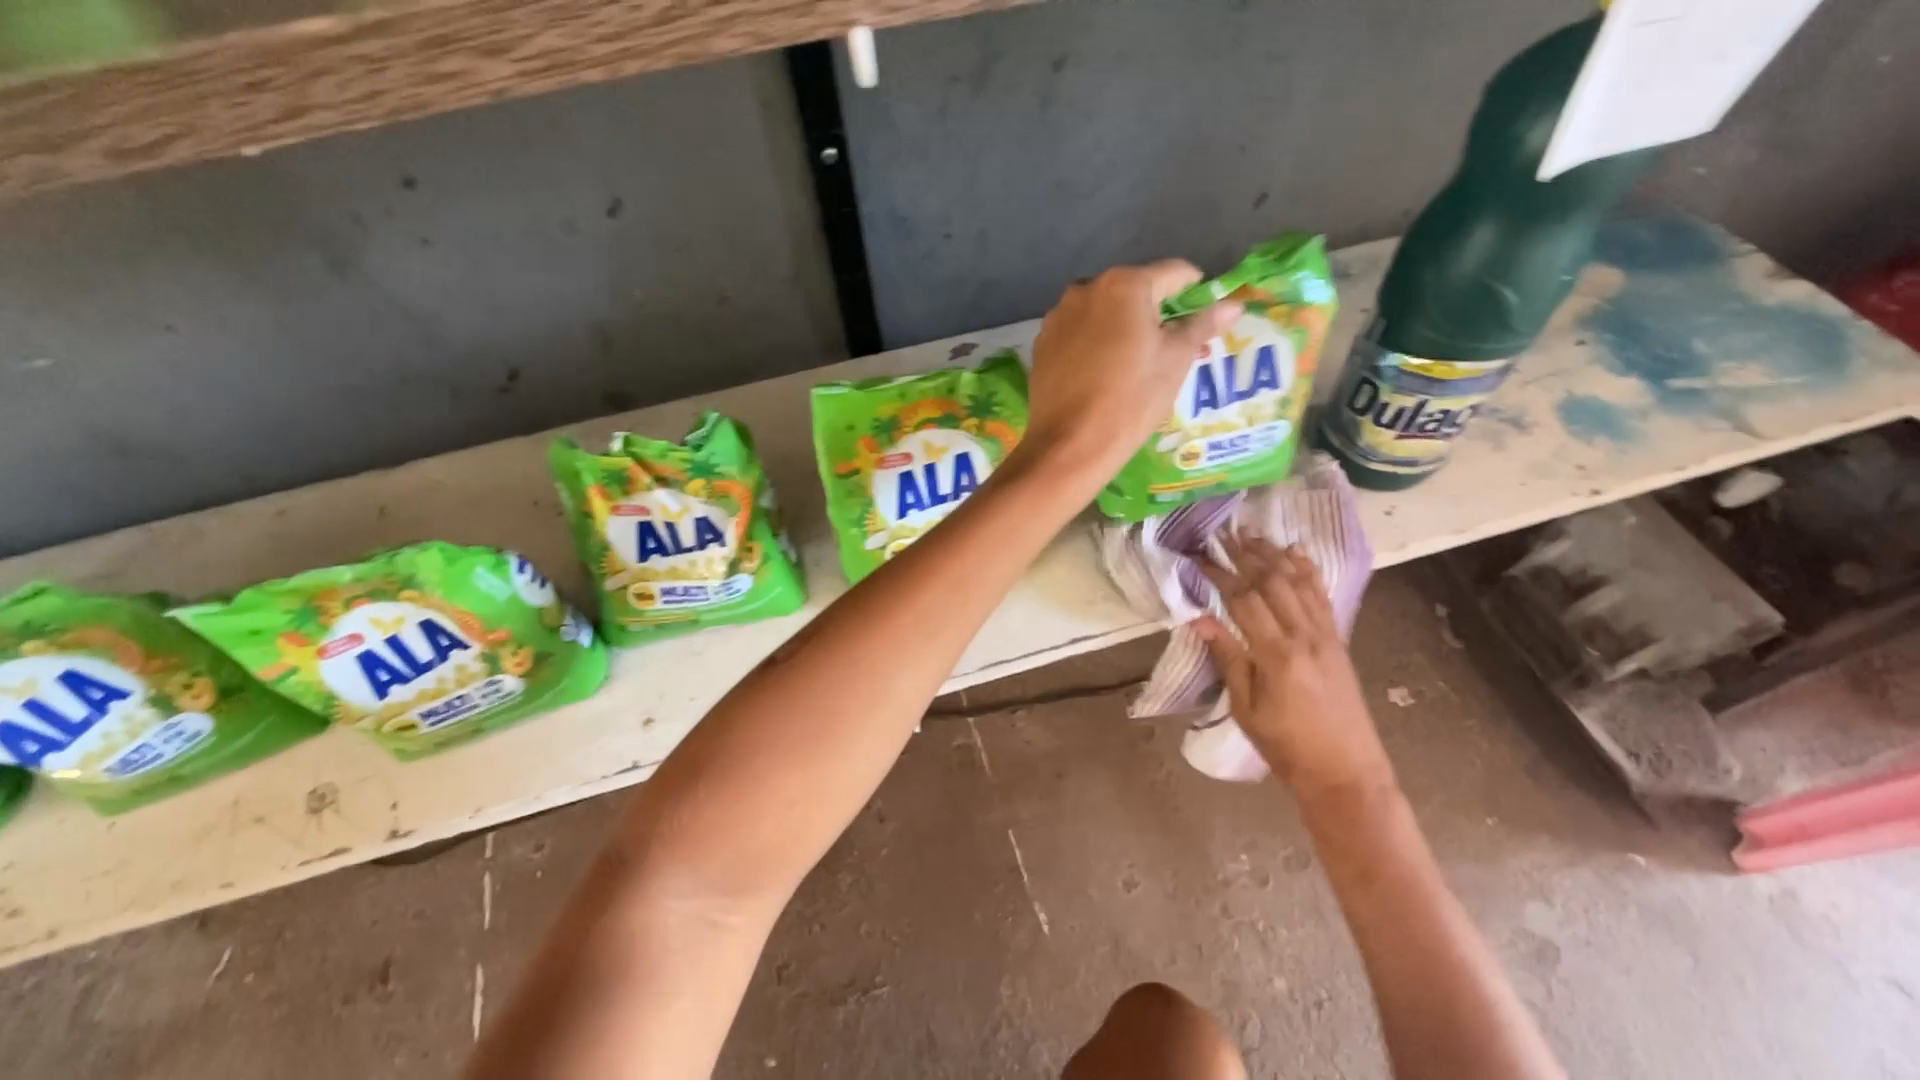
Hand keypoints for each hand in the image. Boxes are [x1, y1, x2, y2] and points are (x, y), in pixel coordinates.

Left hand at [1020, 261, 1241, 473]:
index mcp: (1124, 285)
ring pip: (1104, 311)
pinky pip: (1080, 332)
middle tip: (1171, 347)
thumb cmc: (1131, 400)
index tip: (1204, 317)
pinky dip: (1096, 342)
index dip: (1195, 292)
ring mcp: (1058, 315)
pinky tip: (1102, 373)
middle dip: (1156, 311)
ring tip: (1135, 363)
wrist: (1069, 445)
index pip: (1174, 273)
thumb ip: (1202, 325)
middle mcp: (1086, 288)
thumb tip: (1233, 304)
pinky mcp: (1042, 342)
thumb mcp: (1175, 361)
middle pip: (1135, 290)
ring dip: (1123, 326)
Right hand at [1196, 536, 1395, 801]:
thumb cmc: (1287, 748)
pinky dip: (1307, 570)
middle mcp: (1304, 636)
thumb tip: (1200, 619)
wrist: (1346, 772)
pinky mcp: (1338, 641)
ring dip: (1273, 555)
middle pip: (1272, 582)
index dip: (1219, 574)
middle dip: (1245, 554)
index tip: (1198, 556)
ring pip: (1298, 582)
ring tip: (1251, 534)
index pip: (1243, 600)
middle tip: (1222, 532)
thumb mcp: (1246, 710)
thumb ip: (1228, 659)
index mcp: (1276, 654)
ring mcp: (1325, 635)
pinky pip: (1321, 596)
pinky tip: (1296, 552)